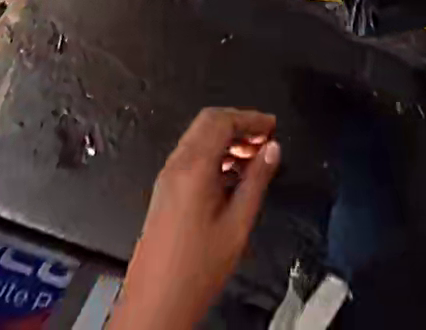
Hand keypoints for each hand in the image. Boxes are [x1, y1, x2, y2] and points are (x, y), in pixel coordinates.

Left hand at [111, 108, 280, 329]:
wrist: (153, 308)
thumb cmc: (195, 271)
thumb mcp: (237, 224)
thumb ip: (257, 181)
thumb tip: (272, 150)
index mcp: (193, 168)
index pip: (222, 121)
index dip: (251, 118)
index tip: (271, 125)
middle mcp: (176, 166)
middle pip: (208, 122)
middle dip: (239, 123)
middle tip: (264, 137)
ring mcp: (167, 178)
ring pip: (199, 137)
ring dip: (227, 138)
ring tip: (254, 157)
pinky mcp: (165, 192)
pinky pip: (191, 156)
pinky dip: (214, 153)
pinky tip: (234, 175)